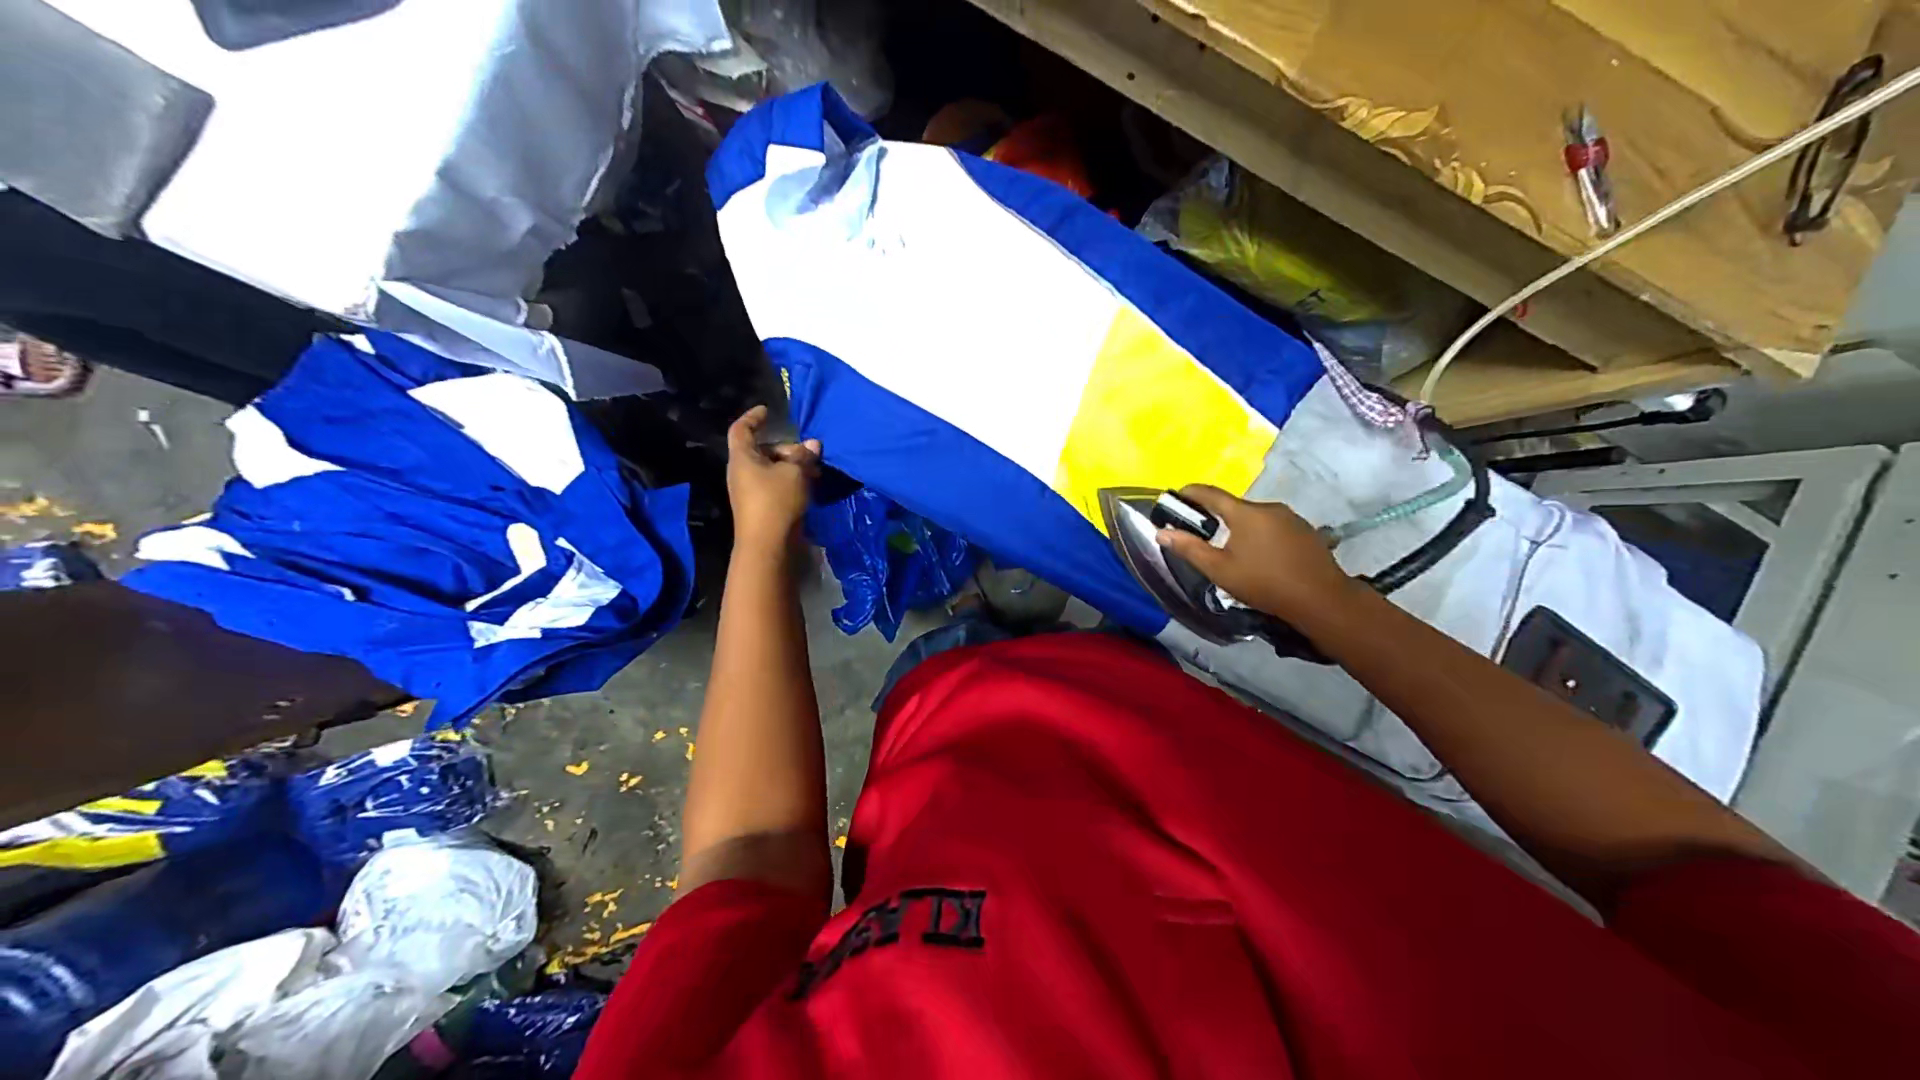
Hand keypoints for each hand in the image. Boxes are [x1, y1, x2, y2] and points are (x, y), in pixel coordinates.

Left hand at [726, 406, 822, 549]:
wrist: (768, 545)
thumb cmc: (776, 501)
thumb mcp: (795, 473)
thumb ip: (803, 456)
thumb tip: (813, 445)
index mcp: (742, 458)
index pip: (741, 429)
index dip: (753, 417)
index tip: (767, 411)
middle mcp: (742, 472)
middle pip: (762, 450)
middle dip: (786, 447)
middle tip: (809, 452)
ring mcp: (751, 491)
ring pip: (772, 469)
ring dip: (793, 465)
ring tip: (815, 470)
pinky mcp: (762, 506)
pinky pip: (776, 484)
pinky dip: (791, 480)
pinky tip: (810, 485)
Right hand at [1155, 484, 1358, 622]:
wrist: (1321, 599)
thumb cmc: (1264, 583)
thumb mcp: (1219, 570)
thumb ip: (1189, 548)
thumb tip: (1161, 532)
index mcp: (1245, 513)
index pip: (1210, 493)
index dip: (1190, 493)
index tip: (1175, 496)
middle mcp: (1269, 507)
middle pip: (1234, 507)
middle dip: (1216, 517)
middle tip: (1202, 535)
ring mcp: (1291, 518)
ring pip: (1256, 517)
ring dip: (1241, 528)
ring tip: (1233, 552)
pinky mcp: (1306, 531)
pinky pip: (1274, 527)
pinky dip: (1261, 536)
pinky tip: (1261, 557)